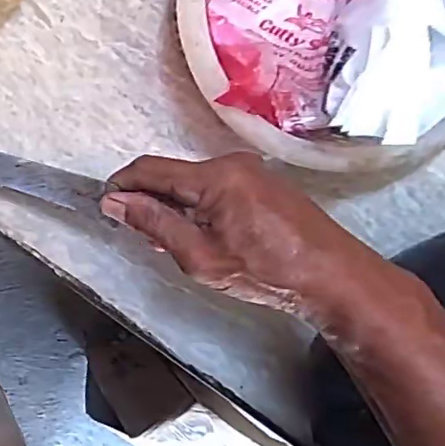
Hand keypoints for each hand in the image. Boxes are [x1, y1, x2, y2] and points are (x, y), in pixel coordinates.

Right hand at [98, 153, 406, 324]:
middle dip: (147, 201)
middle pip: (168, 174)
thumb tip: (114, 202)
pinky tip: (200, 235)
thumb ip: (153, 223)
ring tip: (172, 242)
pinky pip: (212, 186)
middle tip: (142, 236)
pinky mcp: (261, 183)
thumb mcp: (199, 256)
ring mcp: (250, 171)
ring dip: (171, 206)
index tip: (106, 206)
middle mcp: (232, 164)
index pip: (148, 169)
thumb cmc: (270, 273)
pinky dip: (194, 206)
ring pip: (189, 182)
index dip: (121, 186)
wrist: (338, 281)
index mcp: (216, 176)